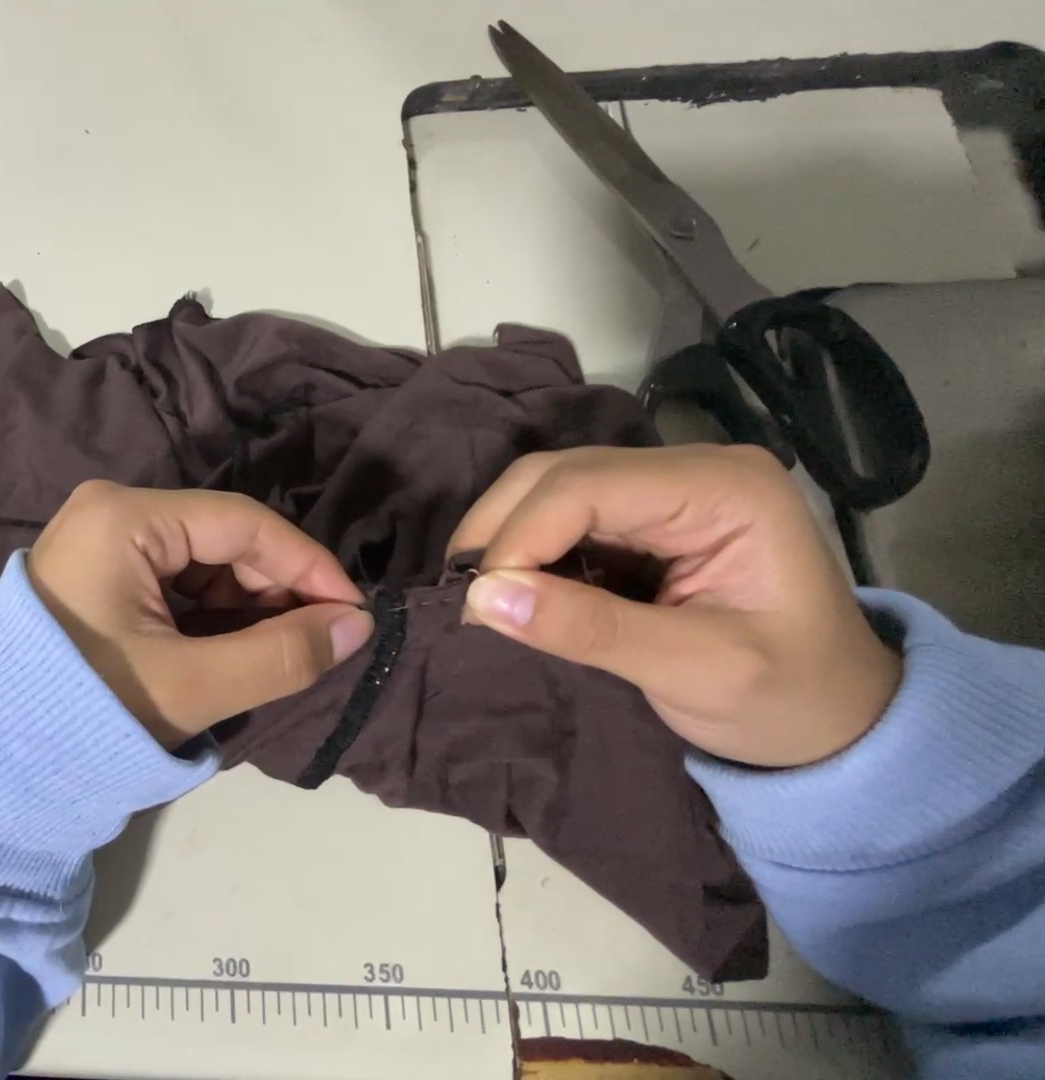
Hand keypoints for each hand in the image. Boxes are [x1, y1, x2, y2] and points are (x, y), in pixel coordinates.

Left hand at [26, 481, 373, 748]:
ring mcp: (99, 540)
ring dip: (245, 606)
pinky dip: (209, 614)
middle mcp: (110, 512)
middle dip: (274, 590)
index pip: (242, 523)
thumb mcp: (192, 685)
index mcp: (123, 518)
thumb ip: (282, 654)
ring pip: (201, 562)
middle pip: (221, 539)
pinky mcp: (97, 572)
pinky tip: (232, 650)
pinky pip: (172, 581)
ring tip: (276, 655)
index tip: (354, 614)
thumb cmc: (88, 710)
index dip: (307, 565)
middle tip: (316, 645)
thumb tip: (358, 626)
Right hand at [448, 445, 901, 767]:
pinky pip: (550, 515)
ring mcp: (657, 489)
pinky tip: (509, 590)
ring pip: (540, 488)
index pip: (583, 486)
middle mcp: (686, 470)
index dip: (518, 537)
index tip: (481, 603)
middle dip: (497, 533)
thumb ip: (590, 630)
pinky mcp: (632, 517)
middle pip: (552, 474)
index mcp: (723, 490)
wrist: (833, 722)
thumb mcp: (697, 672)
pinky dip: (517, 550)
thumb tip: (482, 597)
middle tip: (470, 601)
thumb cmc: (787, 698)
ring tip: (484, 599)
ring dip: (499, 540)